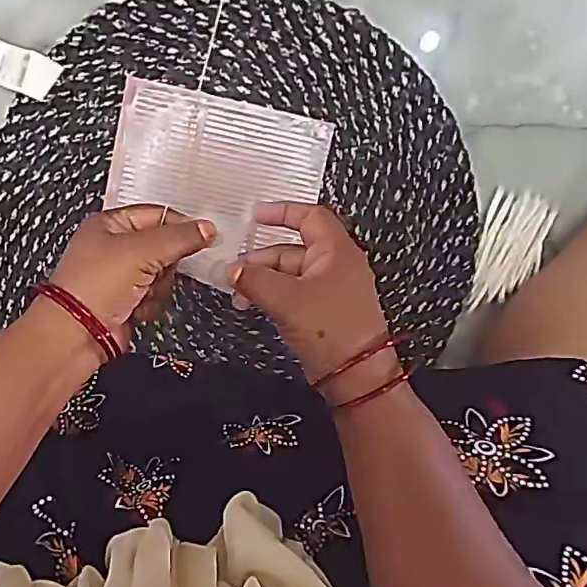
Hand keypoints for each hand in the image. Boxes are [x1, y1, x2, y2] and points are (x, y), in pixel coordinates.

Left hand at [47, 204, 215, 346]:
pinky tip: (138, 307)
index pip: (157, 214)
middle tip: (158, 269)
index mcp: (111, 224)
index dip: (181, 225)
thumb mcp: (142, 250)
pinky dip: (151, 302)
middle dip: (167, 263)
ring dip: (159, 285)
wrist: (77, 333)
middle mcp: (114, 247)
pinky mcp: (125, 299)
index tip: (203, 236)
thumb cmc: (95, 285)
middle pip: (163, 246)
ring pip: (162, 273)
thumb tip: (206, 228)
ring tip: (143, 291)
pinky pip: (154, 295)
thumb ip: (179, 237)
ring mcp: (119, 275)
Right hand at [226, 202, 397, 400]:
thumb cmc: (331, 329)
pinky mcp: (323, 312)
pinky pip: (293, 294)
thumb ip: (254, 279)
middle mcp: (335, 265)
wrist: (356, 375)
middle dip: (261, 258)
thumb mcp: (286, 298)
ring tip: (239, 294)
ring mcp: (330, 290)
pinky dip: (272, 295)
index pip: (310, 217)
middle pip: (292, 248)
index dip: (282, 212)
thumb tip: (230, 269)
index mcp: (336, 251)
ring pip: (289, 274)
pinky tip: (253, 305)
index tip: (255, 216)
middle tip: (234, 270)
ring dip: (262, 280)